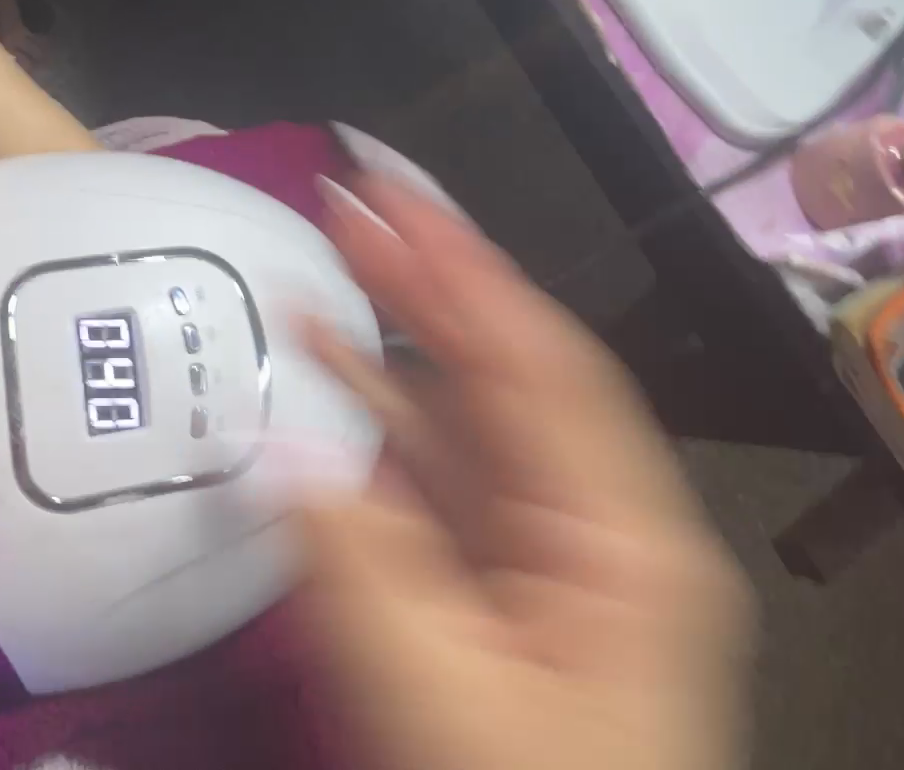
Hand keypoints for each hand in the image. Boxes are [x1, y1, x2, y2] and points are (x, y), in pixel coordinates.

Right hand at [299, 176, 752, 769]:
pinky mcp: (490, 564)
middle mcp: (589, 515)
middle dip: (430, 275)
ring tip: (334, 261)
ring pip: (465, 407)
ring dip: (399, 332)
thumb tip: (283, 449)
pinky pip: (434, 464)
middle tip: (358, 199)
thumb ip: (361, 571)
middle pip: (505, 367)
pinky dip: (382, 408)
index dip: (467, 271)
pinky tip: (333, 365)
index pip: (540, 365)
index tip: (399, 197)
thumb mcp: (442, 706)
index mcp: (620, 538)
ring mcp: (538, 538)